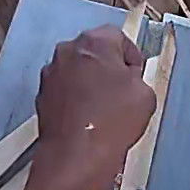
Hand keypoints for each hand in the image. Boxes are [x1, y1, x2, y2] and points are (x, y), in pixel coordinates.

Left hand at [31, 26, 155, 189]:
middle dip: (108, 67)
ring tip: (107, 107)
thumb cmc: (112, 121)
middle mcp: (68, 51)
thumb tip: (130, 81)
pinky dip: (76, 98)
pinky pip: (65, 90)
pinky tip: (90, 117)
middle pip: (93, 51)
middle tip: (124, 90)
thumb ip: (138, 77)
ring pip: (77, 70)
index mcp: (95, 43)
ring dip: (91, 82)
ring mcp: (51, 73)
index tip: (137, 72)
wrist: (79, 154)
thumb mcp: (146, 95)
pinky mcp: (43, 95)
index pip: (118, 36)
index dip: (132, 56)